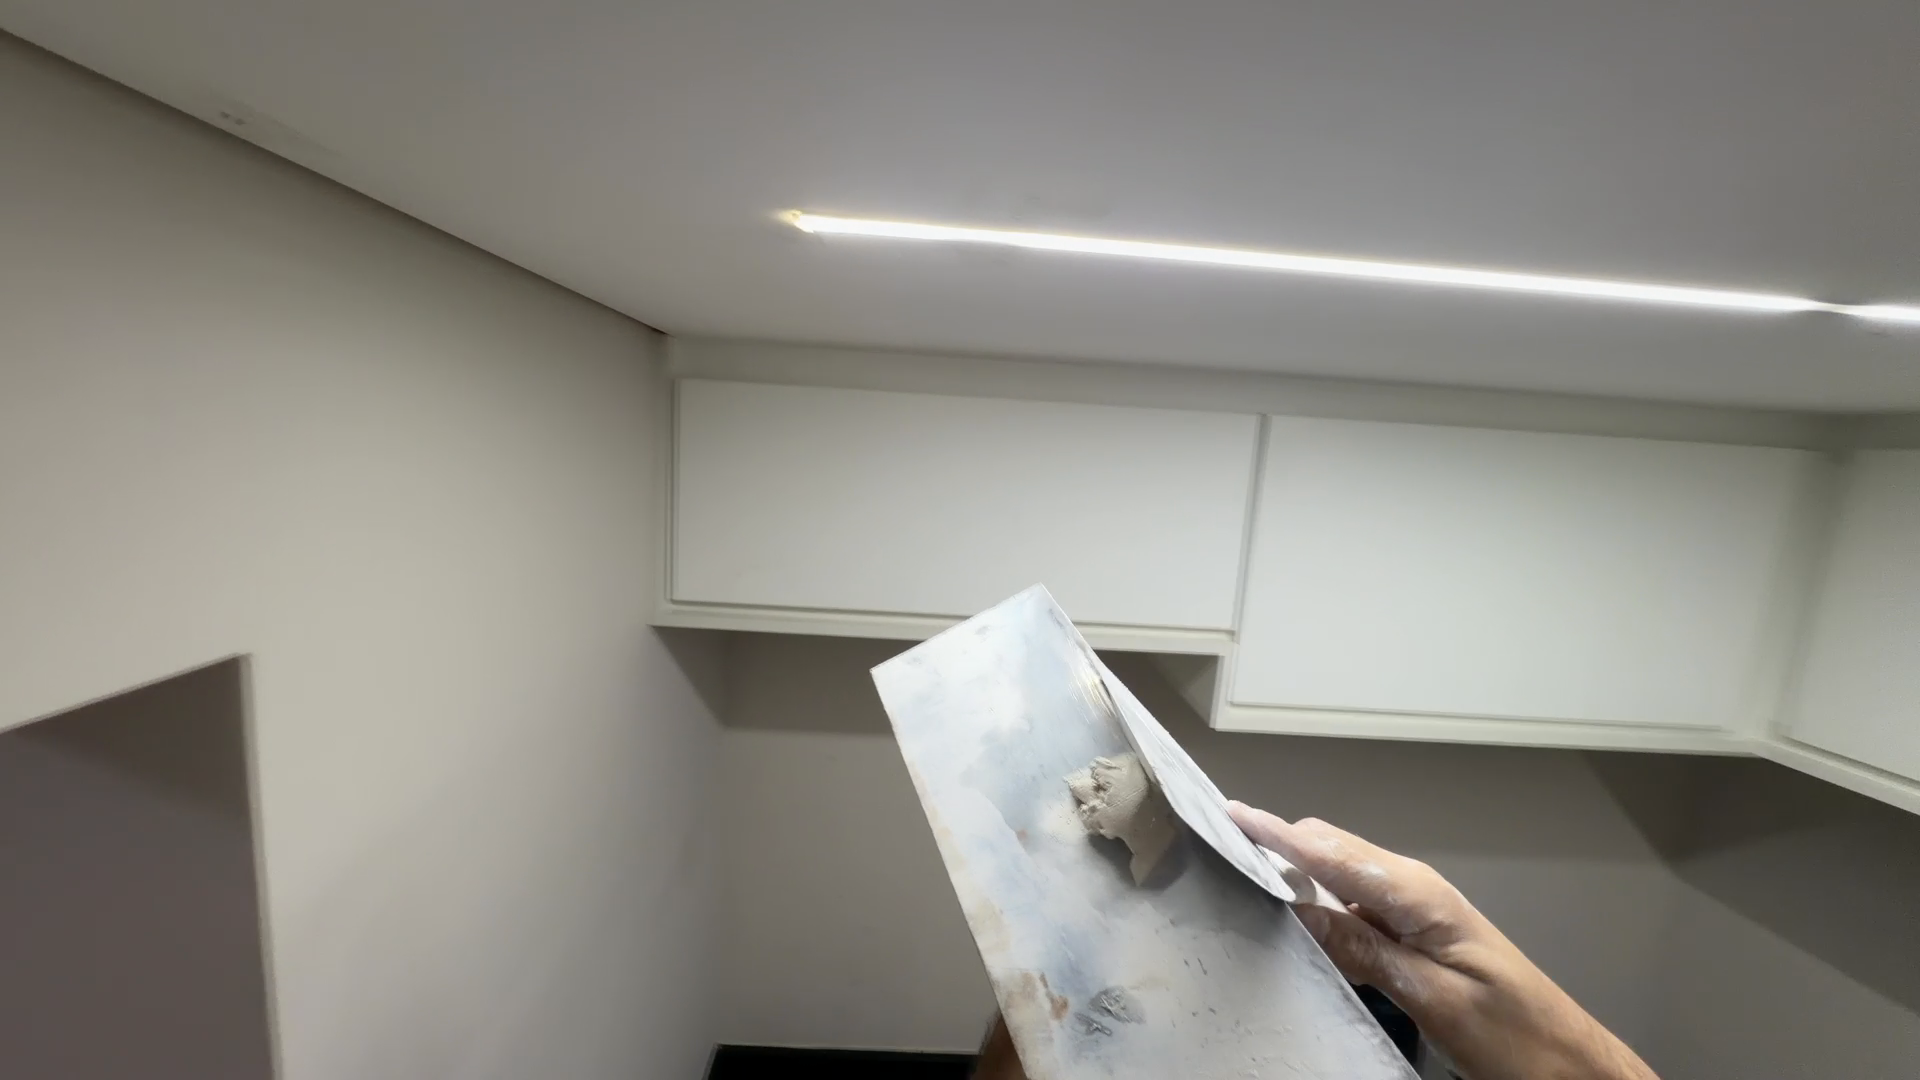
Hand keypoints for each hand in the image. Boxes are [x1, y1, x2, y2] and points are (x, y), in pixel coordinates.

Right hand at [1227, 803, 1657, 1079]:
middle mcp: (1409, 883)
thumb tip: (1295, 909)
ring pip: (1337, 867)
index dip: (1275, 831)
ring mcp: (1411, 901)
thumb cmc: (1513, 1038)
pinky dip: (1317, 894)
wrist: (1578, 1068)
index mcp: (1415, 893)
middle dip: (1277, 841)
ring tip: (1250, 873)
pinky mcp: (1411, 922)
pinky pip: (1350, 894)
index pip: (1328, 852)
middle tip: (1227, 849)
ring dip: (1295, 866)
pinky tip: (1300, 916)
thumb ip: (1363, 949)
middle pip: (1328, 846)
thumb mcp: (1434, 999)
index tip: (1229, 813)